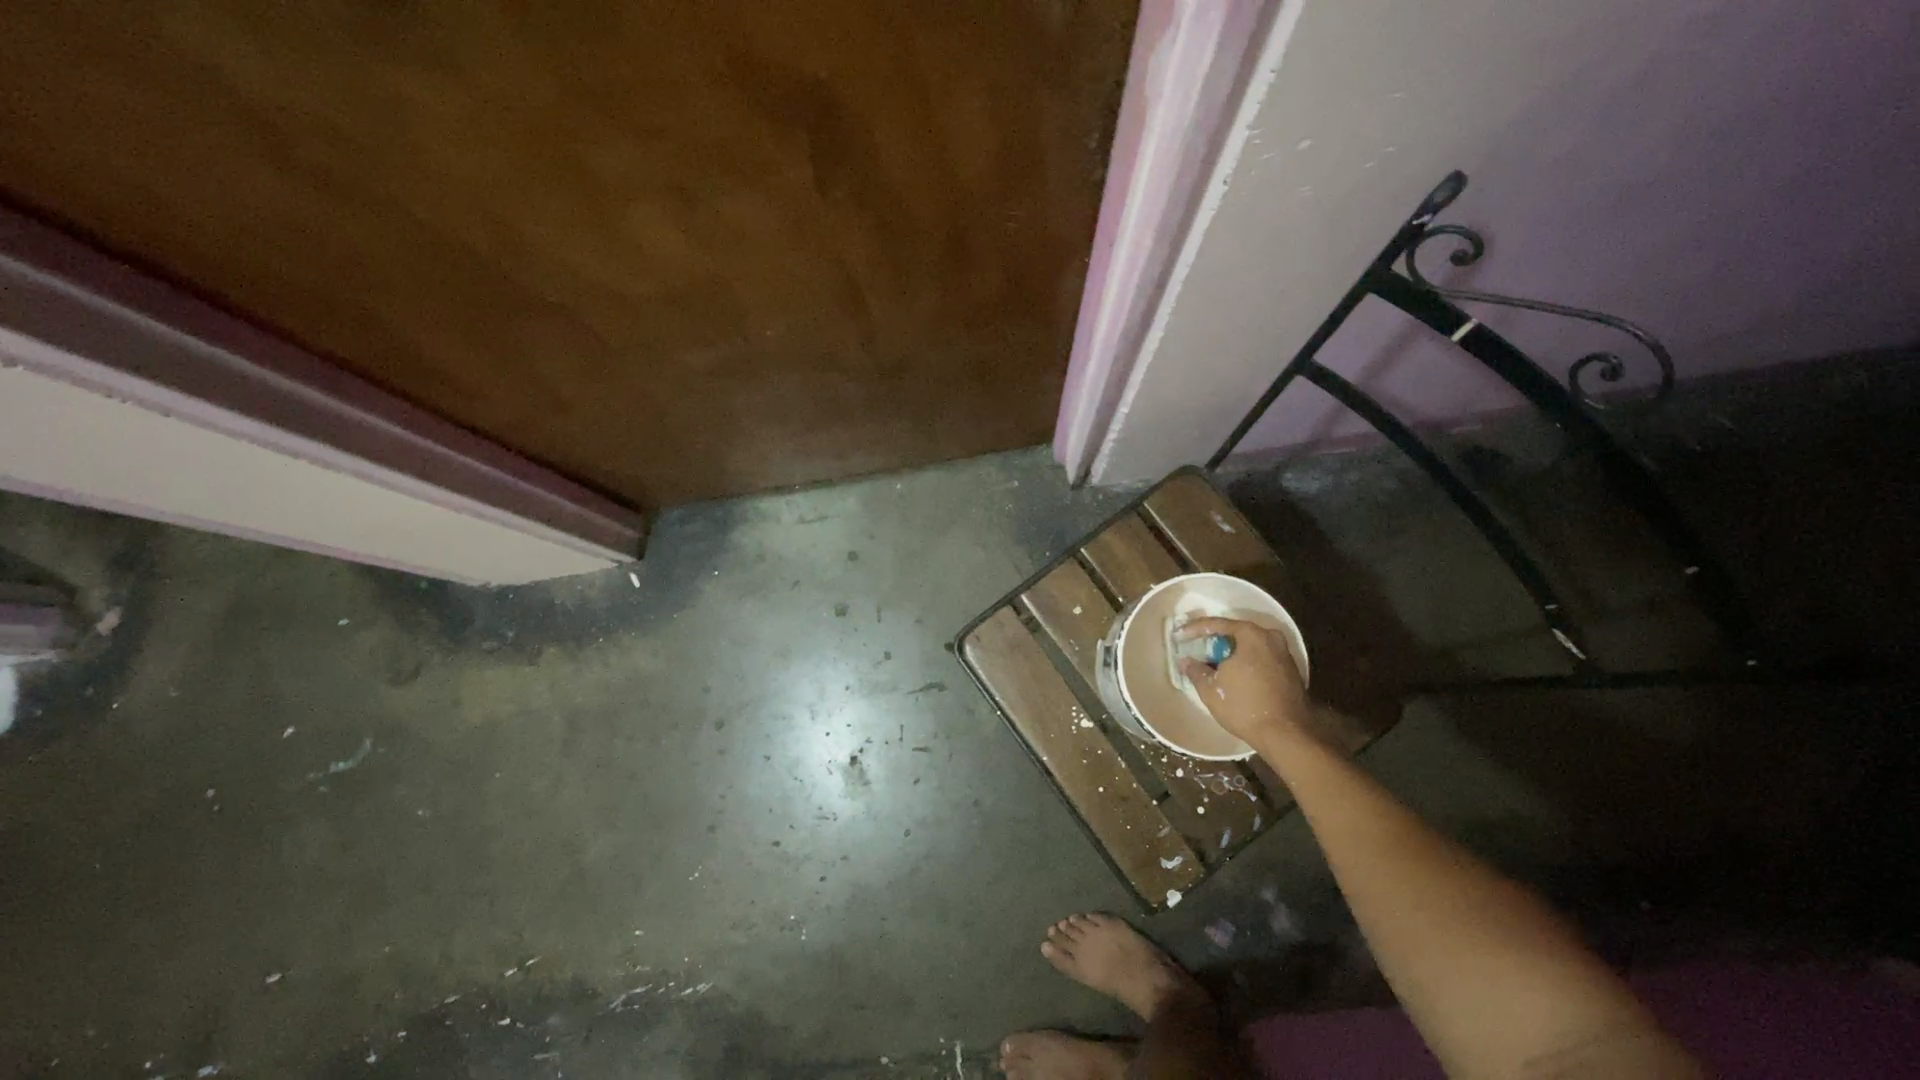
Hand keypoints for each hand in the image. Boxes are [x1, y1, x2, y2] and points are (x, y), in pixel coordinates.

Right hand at [1175, 616, 1312, 746]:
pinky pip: (1262, 660)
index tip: (1179, 636)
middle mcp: (1271, 639)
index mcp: (1252, 635)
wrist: (1285, 734)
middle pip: (1237, 634)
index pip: (1217, 624)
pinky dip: (1247, 664)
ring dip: (1233, 655)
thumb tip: (1186, 662)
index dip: (1195, 630)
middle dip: (1216, 642)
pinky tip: (1237, 678)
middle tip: (1198, 651)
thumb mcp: (1211, 689)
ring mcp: (1285, 655)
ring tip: (1216, 667)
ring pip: (1251, 648)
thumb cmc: (1244, 706)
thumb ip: (1196, 670)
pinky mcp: (1291, 672)